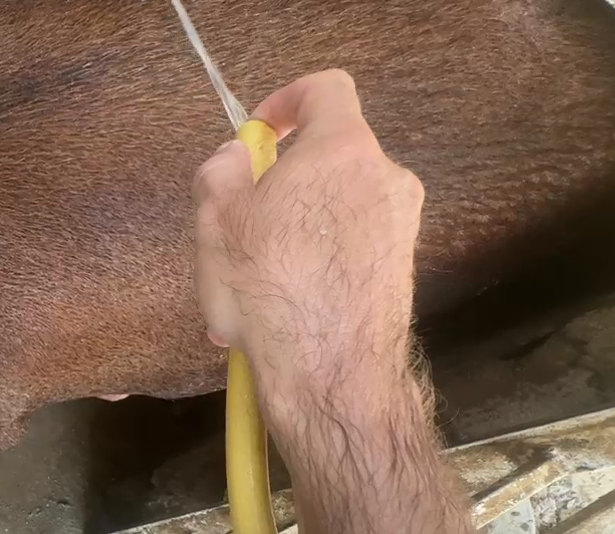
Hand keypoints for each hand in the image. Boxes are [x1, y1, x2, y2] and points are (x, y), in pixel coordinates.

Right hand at [193, 70, 424, 428]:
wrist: (326, 364)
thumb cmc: (266, 286)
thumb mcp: (216, 226)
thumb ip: (218, 176)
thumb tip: (233, 157)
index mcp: (339, 150)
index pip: (324, 89)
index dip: (285, 102)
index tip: (254, 136)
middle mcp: (382, 174)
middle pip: (324, 161)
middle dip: (276, 191)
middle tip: (235, 235)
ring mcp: (398, 221)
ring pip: (330, 212)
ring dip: (286, 238)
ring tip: (247, 294)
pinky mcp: (396, 264)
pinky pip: (343, 250)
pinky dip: (308, 268)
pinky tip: (276, 312)